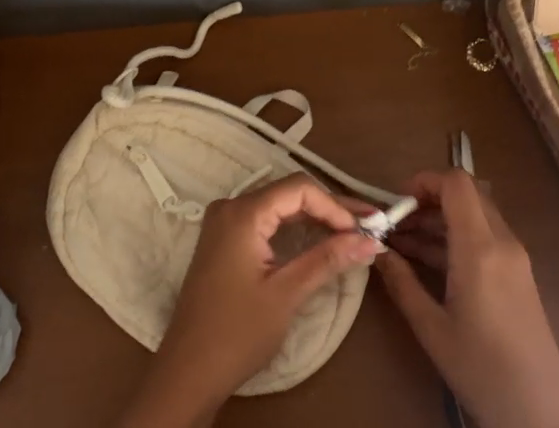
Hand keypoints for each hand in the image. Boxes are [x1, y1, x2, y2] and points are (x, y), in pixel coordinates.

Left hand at [121, 174, 379, 427]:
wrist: (189, 369)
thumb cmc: (237, 332)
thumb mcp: (287, 293)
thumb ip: (327, 260)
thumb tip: (369, 241)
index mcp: (243, 213)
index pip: (299, 189)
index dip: (336, 206)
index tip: (364, 229)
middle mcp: (231, 207)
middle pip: (289, 193)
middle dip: (330, 208)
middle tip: (369, 225)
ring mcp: (224, 223)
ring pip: (279, 206)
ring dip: (315, 217)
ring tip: (352, 232)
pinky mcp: (224, 240)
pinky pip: (265, 221)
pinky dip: (294, 228)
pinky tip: (320, 240)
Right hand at [375, 170, 558, 427]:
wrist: (540, 409)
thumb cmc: (481, 367)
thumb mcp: (431, 327)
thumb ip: (401, 282)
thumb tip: (375, 250)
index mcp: (481, 248)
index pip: (457, 184)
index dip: (423, 181)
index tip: (394, 202)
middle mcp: (502, 242)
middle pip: (466, 195)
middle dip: (427, 200)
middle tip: (394, 223)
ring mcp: (514, 258)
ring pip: (474, 215)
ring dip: (438, 220)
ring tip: (400, 243)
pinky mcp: (518, 274)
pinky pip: (484, 237)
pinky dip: (454, 238)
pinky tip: (425, 261)